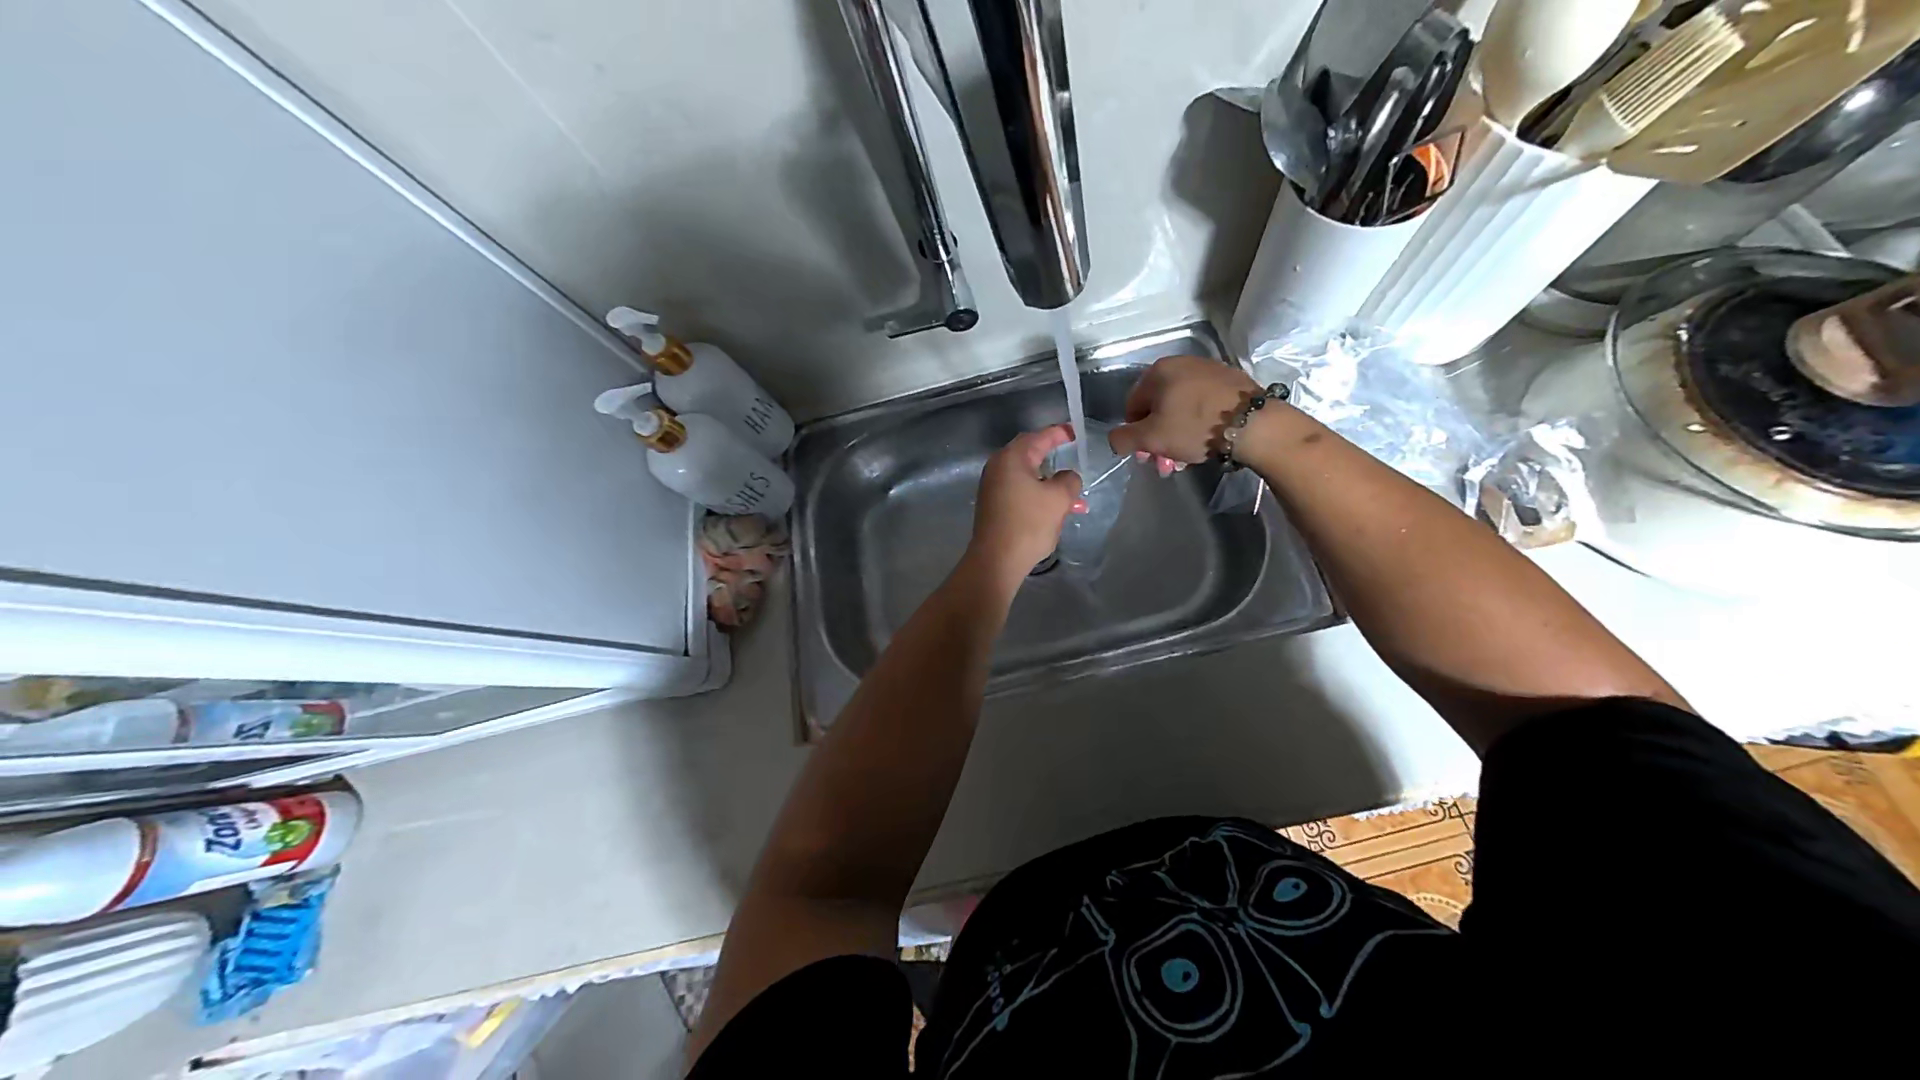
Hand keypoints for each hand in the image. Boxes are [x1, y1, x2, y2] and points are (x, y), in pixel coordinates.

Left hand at [964, 425, 1086, 587]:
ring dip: (1052, 486)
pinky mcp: (995, 507)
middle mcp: (998, 468)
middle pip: (1031, 456)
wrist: (997, 560)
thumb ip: (1069, 480)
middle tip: (1075, 460)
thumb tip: (1067, 478)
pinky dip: (1040, 498)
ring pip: (1029, 478)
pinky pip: (1022, 494)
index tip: (1076, 433)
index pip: (1038, 437)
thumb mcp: (1058, 498)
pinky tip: (1057, 513)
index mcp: (1011, 458)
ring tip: (1076, 501)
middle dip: (1056, 461)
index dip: (1059, 433)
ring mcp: (994, 488)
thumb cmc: (1028, 523)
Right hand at [1108, 355, 1260, 469]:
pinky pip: (1203, 406)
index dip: (1135, 434)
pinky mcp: (1231, 382)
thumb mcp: (1150, 438)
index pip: (1132, 406)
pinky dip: (1198, 425)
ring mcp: (1209, 371)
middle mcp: (1182, 363)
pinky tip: (1205, 444)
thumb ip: (1123, 438)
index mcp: (1158, 371)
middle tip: (1165, 463)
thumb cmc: (1195, 427)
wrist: (1254, 424)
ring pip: (1181, 409)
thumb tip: (1116, 439)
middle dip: (1158, 439)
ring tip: (1185, 459)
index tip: (1147, 455)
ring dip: (1177, 436)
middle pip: (1158, 408)